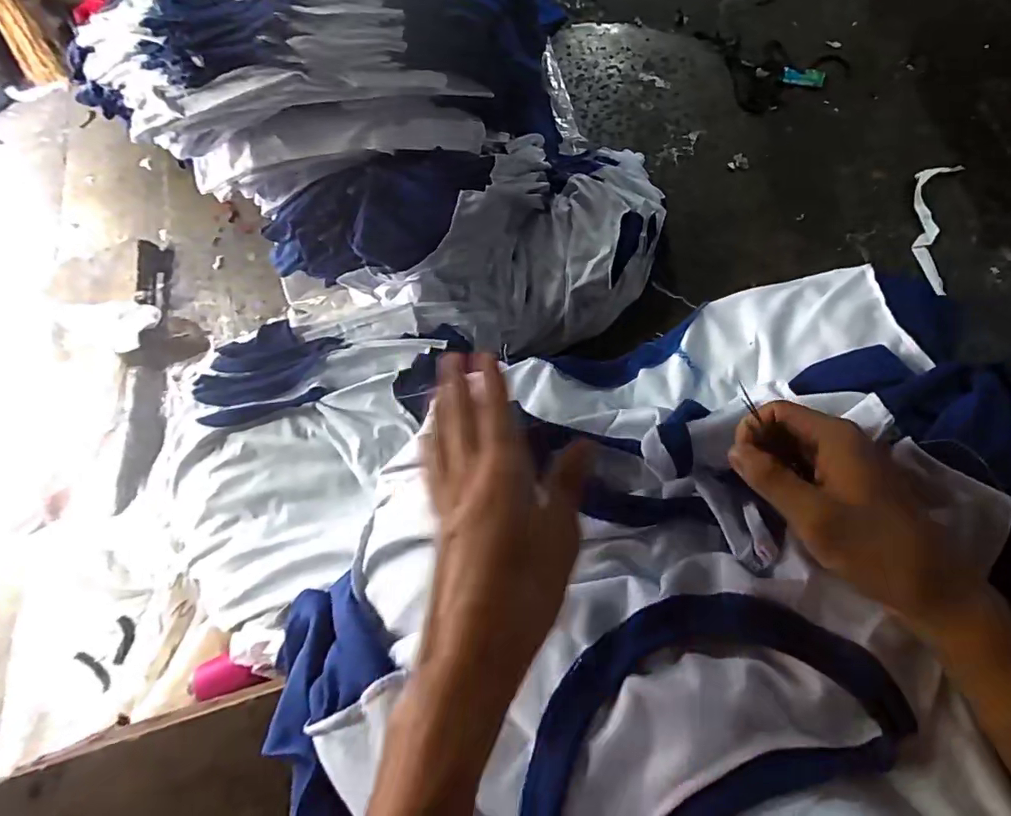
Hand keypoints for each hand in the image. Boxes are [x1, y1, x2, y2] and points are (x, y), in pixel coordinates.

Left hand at [419, 352, 587, 675]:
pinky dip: (433, 450)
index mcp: (501, 480)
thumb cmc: (526, 592)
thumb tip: (580, 443)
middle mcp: (468, 485)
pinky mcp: (440, 530)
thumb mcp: (561, 536)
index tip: (482, 356)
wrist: (471, 655)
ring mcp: (449, 509)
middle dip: (456, 390)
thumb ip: (566, 485)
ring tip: (436, 391)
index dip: (491, 387)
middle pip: (459, 427)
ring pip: (441, 449)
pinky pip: (434, 473)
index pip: (496, 421)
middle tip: (449, 358)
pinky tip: (431, 449)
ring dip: (440, 415)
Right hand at [728, 401, 989, 638]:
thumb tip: (735, 449)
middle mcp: (845, 438)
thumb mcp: (812, 516)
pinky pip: (818, 468)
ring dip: (779, 468)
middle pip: (790, 427)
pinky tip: (790, 508)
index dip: (751, 430)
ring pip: (802, 450)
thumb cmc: (870, 546)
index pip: (779, 411)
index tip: (737, 467)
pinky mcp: (859, 482)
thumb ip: (770, 479)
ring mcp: (855, 460)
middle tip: (749, 490)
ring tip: (765, 502)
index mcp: (835, 434)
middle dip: (763, 450)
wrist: (930, 584)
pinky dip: (798, 481)